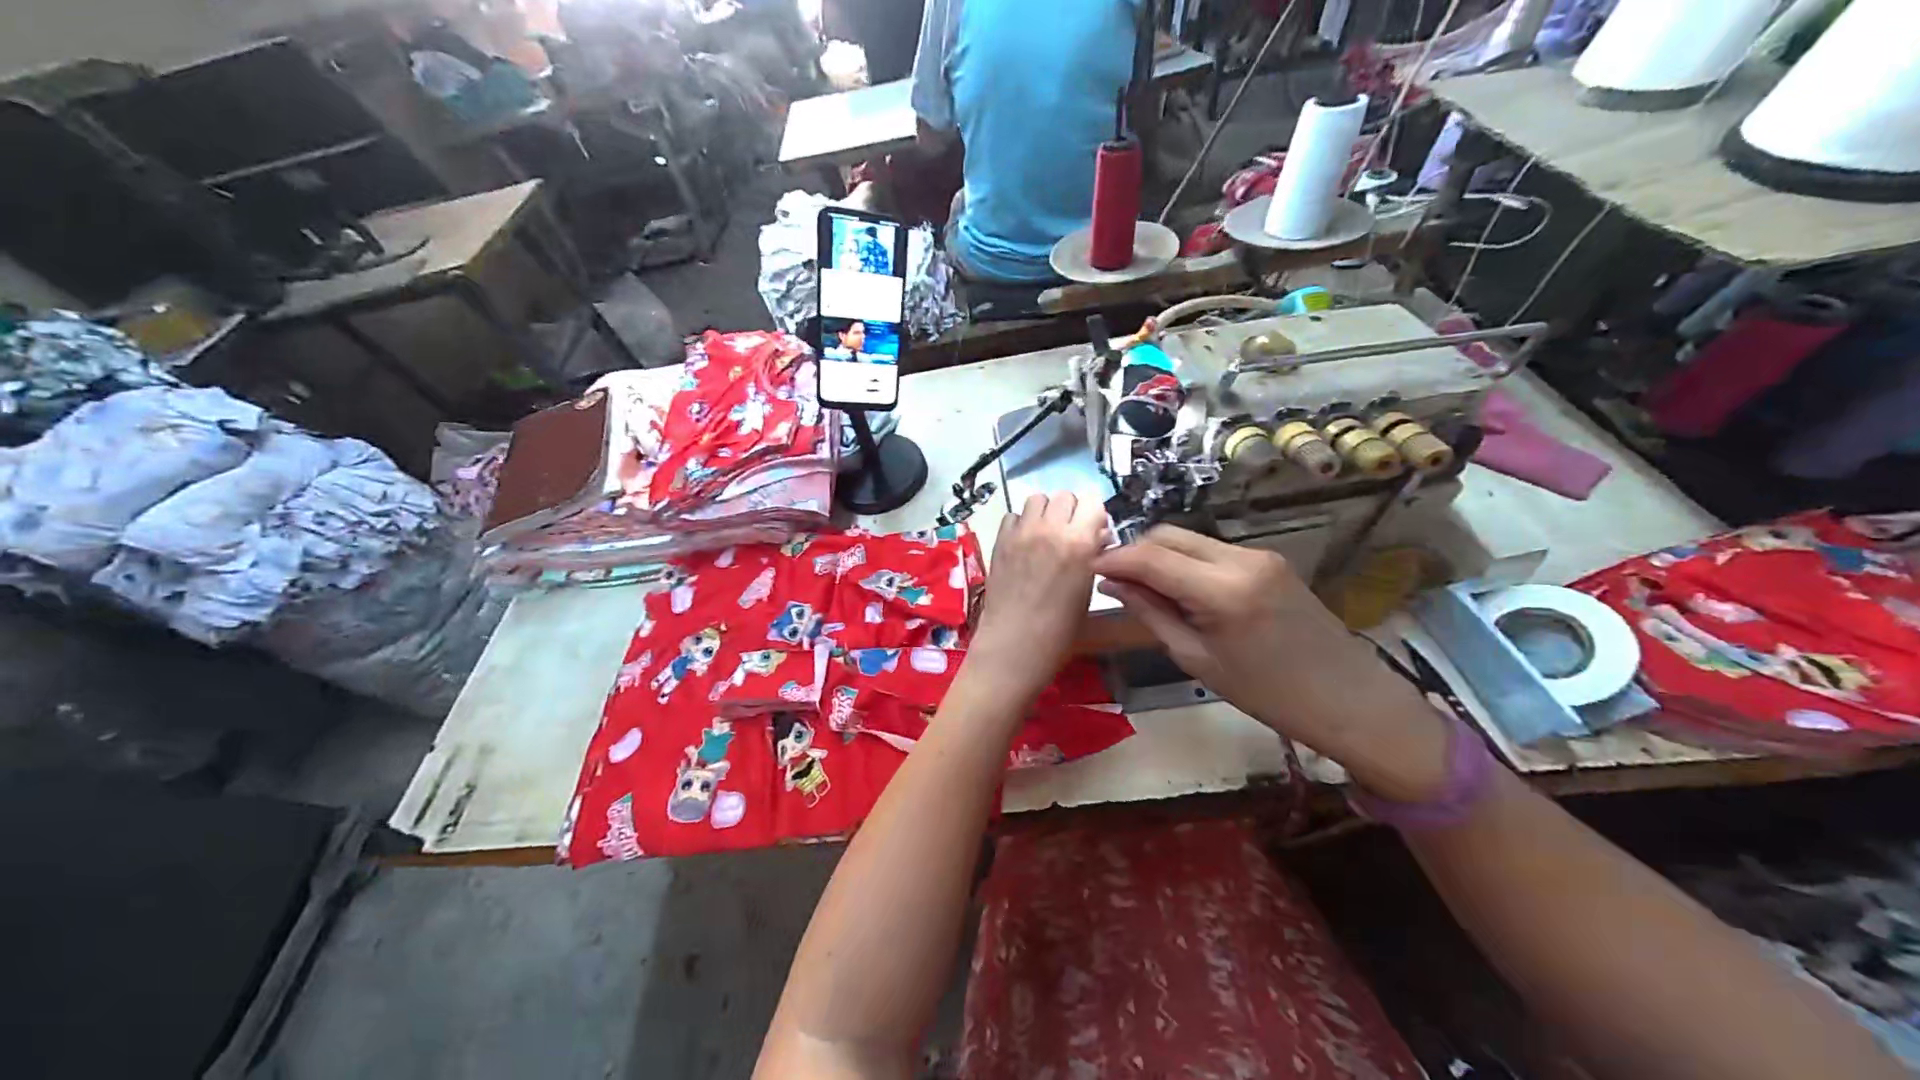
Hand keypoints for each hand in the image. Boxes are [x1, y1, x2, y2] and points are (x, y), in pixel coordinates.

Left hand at [964, 492, 1108, 703]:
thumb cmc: (1060, 630)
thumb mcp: (1088, 590)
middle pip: (1064, 496)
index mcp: (1079, 542)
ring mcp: (1021, 533)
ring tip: (1047, 535)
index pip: (1092, 502)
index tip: (1094, 533)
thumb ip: (1093, 556)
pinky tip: (1024, 545)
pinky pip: (1013, 516)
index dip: (1095, 516)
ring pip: (1037, 499)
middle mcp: (1049, 529)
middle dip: (1071, 511)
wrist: (1014, 646)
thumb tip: (1096, 537)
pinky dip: (1021, 524)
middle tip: (1071, 534)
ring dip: (1045, 512)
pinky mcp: (999, 541)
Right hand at [1092, 526, 1449, 800]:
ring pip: (1190, 539)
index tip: (1088, 568)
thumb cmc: (1267, 693)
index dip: (1114, 558)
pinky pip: (1213, 551)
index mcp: (1222, 590)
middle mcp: (1241, 559)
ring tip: (1143, 589)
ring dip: (1160, 556)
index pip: (1151, 556)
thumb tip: (1113, 583)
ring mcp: (1259, 555)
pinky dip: (1186, 562)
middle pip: (1169, 535)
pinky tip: (1179, 590)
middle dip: (1135, 551)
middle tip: (1113, 580)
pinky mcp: (1270, 561)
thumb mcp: (1196, 658)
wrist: (1349, 699)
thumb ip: (1151, 613)